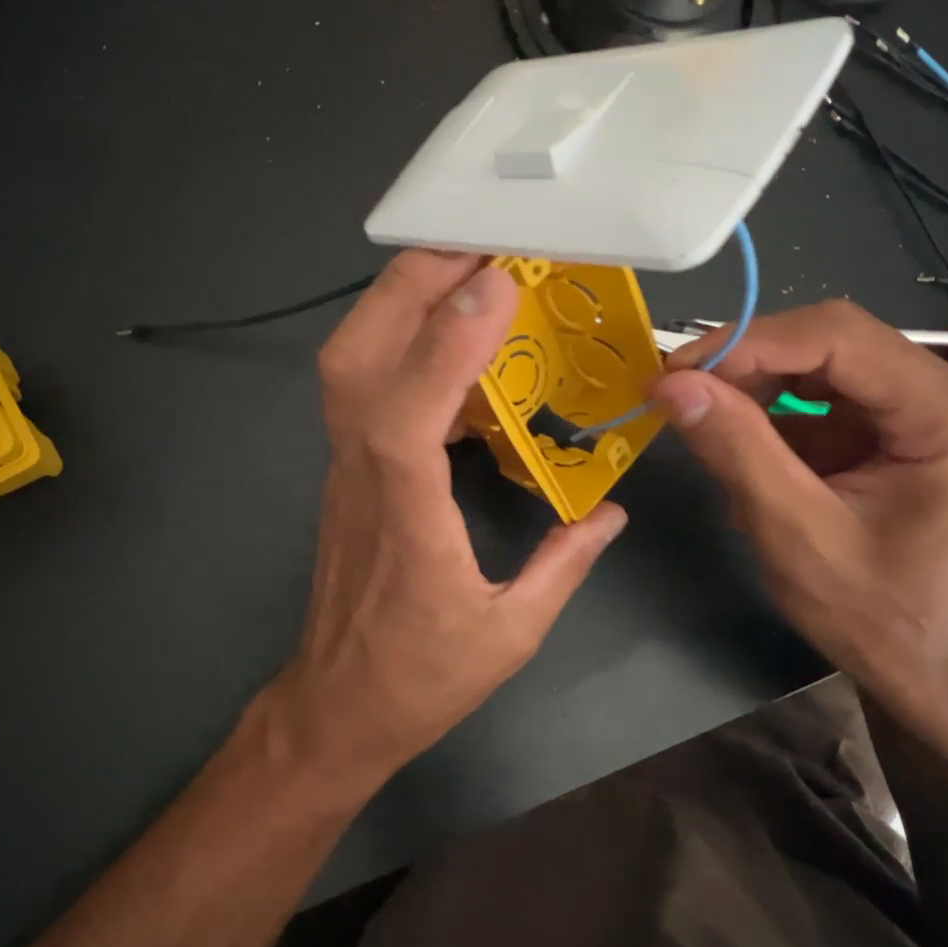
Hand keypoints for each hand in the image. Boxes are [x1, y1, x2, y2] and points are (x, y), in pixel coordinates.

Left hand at [258, 251, 628, 790]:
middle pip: (356, 360)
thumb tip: (610, 510)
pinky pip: (362, 386)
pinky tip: (450, 334)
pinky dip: (400, 340)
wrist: (337, 706)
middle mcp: (363, 478)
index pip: (405, 418)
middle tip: (481, 240)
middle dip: (410, 286)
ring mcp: (345, 469)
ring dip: (400, 302)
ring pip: (348, 364)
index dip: (444, 347)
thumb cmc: (421, 679)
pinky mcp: (348, 470)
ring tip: (468, 267)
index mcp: (407, 522)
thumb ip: (564, 564)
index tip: (496, 285)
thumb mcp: (510, 632)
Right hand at [652, 300, 947, 698]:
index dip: (751, 342)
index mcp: (947, 415)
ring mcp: (917, 409)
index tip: (676, 372)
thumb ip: (737, 451)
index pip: (841, 339)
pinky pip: (818, 394)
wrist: (913, 665)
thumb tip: (670, 385)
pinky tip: (738, 444)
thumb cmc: (869, 612)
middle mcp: (945, 394)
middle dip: (747, 360)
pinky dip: (768, 410)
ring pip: (819, 361)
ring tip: (700, 416)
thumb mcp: (794, 533)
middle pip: (831, 341)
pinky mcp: (887, 428)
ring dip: (752, 383)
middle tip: (676, 389)